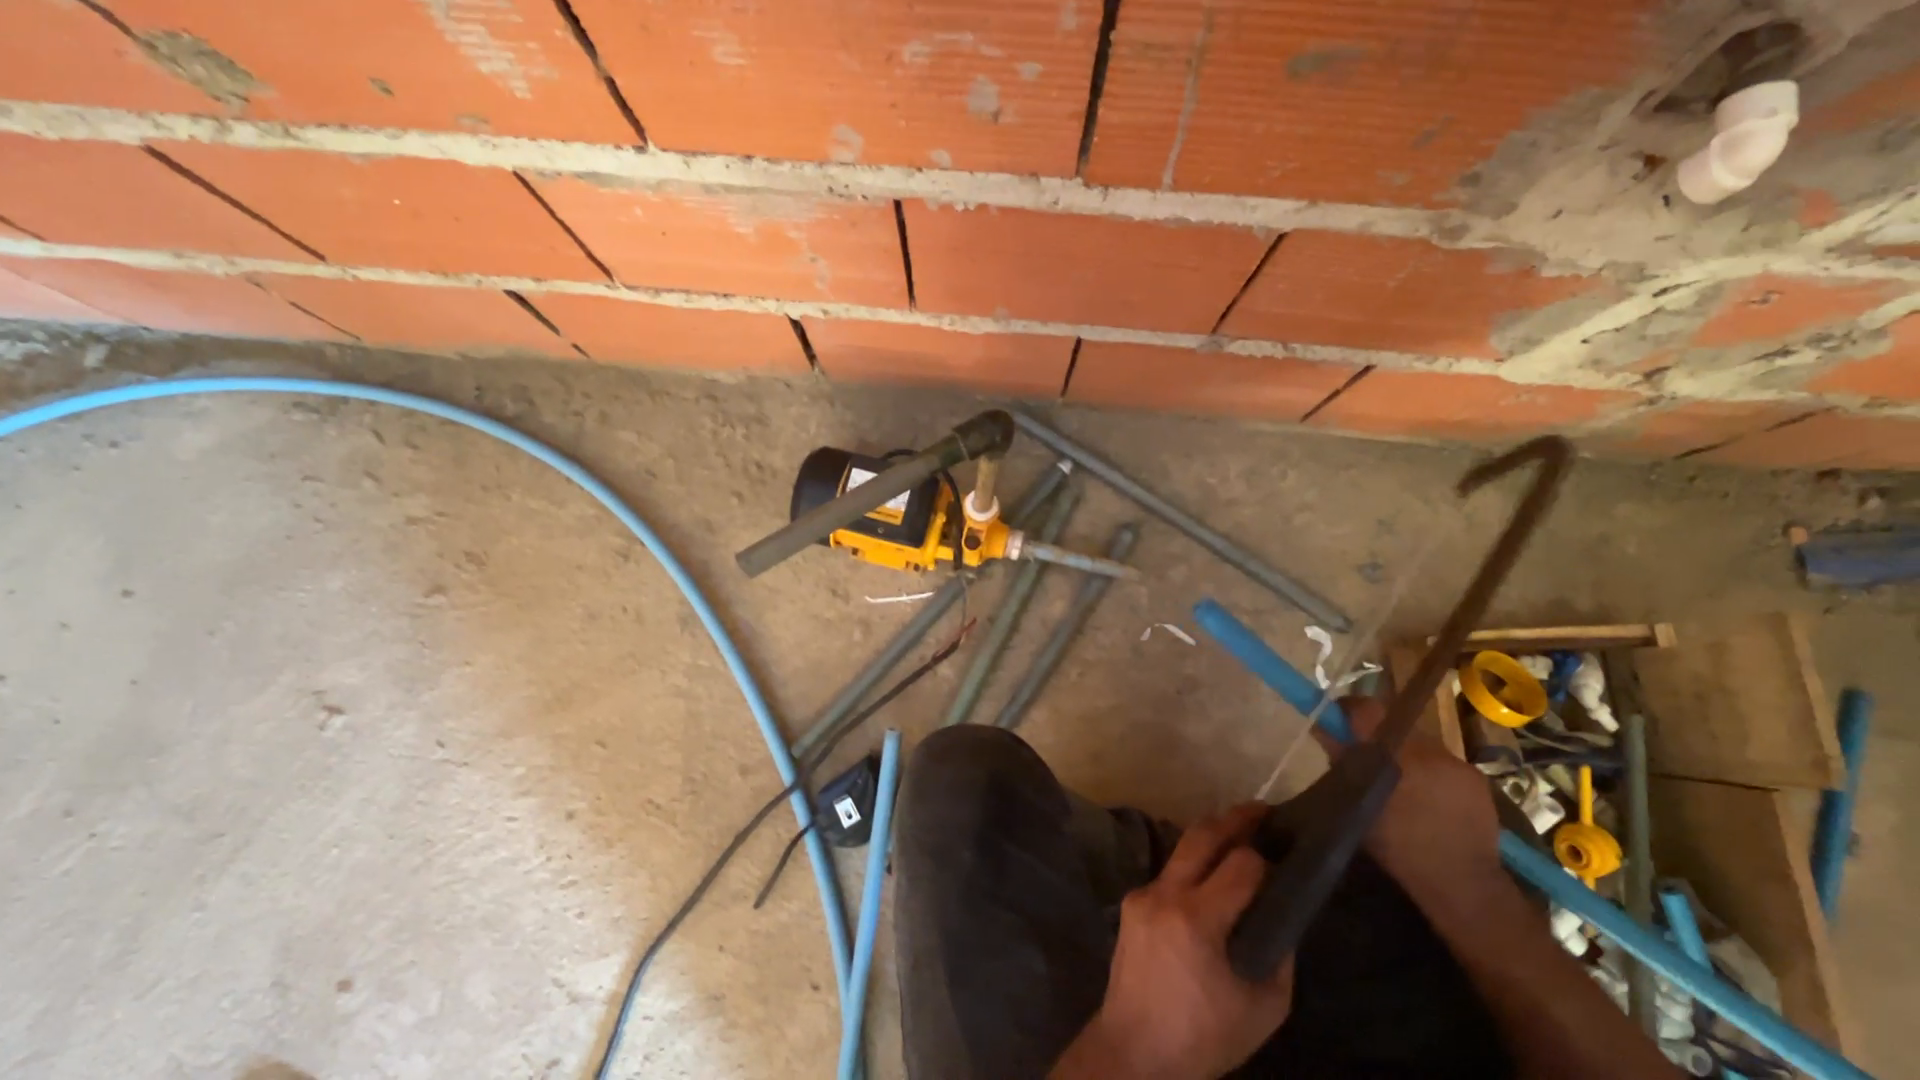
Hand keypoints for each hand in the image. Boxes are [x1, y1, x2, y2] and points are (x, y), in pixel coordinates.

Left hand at [1051, 804, 1293, 1079]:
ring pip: (1181, 850)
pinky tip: (1213, 880)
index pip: (1241, 864)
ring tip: (1243, 837)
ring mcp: (1141, 896)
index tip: (1286, 860)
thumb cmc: (1204, 1036)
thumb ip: (1279, 952)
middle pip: (1202, 836)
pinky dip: (1194, 868)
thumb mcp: (1265, 1005)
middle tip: (1265, 811)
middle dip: (1236, 818)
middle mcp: (1164, 896)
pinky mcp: (1130, 904)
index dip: (1267, 860)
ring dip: (1212, 838)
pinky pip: (1169, 875)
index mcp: (1197, 920)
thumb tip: (1283, 911)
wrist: (1134, 1054)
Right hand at [1324, 697, 1502, 904]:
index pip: (1367, 710)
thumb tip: (1326, 732)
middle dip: (1380, 740)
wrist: (1463, 882)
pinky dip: (1432, 774)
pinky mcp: (1477, 778)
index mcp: (1396, 755)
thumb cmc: (1401, 849)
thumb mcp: (1359, 808)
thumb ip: (1343, 765)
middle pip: (1396, 726)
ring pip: (1421, 746)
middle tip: (1368, 762)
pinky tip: (1430, 802)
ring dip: (1407, 757)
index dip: (1349, 711)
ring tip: (1401, 787)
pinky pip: (1445, 765)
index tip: (1338, 721)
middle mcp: (1429, 749)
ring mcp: (1457, 762)